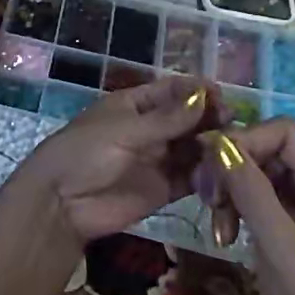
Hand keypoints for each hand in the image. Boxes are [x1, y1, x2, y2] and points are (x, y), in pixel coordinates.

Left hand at [12, 75, 221, 242]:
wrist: (60, 204)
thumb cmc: (83, 153)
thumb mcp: (123, 130)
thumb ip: (165, 119)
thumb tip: (204, 95)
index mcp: (134, 105)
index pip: (172, 91)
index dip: (197, 91)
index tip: (222, 97)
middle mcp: (150, 129)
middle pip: (189, 119)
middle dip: (211, 120)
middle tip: (233, 125)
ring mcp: (158, 159)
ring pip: (195, 148)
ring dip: (213, 147)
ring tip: (233, 150)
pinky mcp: (164, 189)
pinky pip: (193, 178)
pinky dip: (209, 176)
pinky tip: (224, 174)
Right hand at [203, 119, 294, 294]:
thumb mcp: (280, 243)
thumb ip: (251, 191)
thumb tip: (216, 144)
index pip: (286, 134)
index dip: (246, 140)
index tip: (210, 161)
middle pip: (267, 149)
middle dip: (232, 168)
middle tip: (206, 194)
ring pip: (254, 169)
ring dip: (228, 188)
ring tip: (216, 220)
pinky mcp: (287, 214)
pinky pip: (253, 191)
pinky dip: (233, 204)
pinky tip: (223, 229)